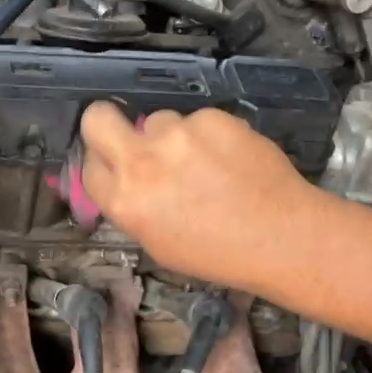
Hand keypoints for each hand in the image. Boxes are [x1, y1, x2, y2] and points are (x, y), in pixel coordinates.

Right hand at [79, 102, 315, 291]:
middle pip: (97, 118)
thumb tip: (125, 182)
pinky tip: (231, 159)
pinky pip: (198, 121)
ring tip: (206, 164)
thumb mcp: (157, 244)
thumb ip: (132, 206)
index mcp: (124, 201)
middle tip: (131, 138)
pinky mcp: (211, 118)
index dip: (103, 165)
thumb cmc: (218, 254)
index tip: (117, 167)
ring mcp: (177, 134)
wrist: (283, 237)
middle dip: (106, 123)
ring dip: (172, 138)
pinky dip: (209, 136)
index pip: (88, 165)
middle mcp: (142, 161)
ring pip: (159, 121)